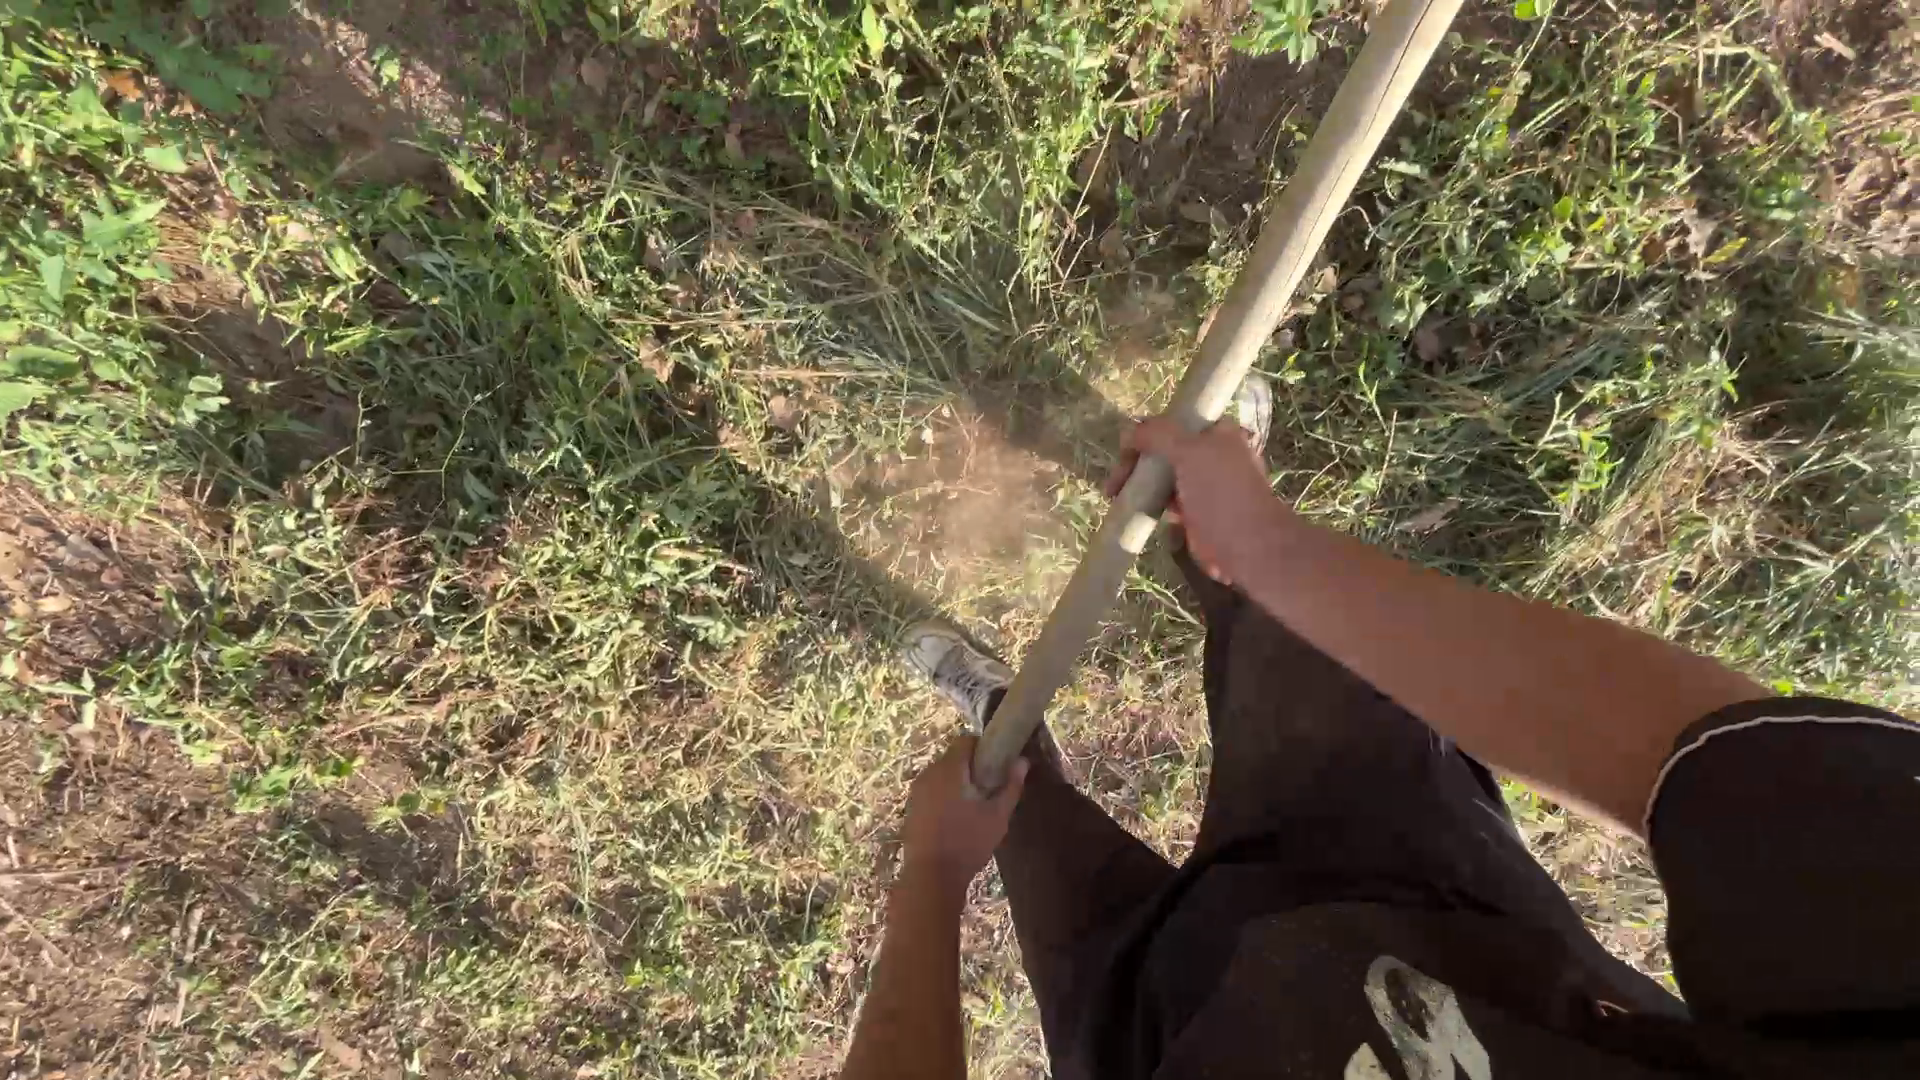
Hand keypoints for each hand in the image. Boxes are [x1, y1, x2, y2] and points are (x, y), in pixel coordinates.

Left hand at [900, 737, 1028, 900]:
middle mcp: (929, 773)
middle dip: (971, 767)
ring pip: (941, 775)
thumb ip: (1011, 785)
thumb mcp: (997, 815)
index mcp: (949, 769)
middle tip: (988, 788)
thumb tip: (1022, 761)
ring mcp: (917, 791)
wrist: (931, 876)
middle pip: (952, 758)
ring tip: (973, 806)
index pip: (965, 740)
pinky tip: (955, 819)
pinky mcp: (912, 807)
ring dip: (957, 782)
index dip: (982, 747)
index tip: (995, 764)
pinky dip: (944, 795)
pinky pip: (931, 790)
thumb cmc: (968, 842)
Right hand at [1105, 415, 1283, 583]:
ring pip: (1162, 476)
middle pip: (1163, 450)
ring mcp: (1203, 485)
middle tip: (1115, 484)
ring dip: (1139, 484)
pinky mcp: (1195, 512)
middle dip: (1137, 463)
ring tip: (1117, 497)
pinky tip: (1133, 510)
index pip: (1173, 423)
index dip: (1146, 434)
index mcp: (1217, 433)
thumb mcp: (1189, 451)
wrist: (1246, 545)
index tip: (1126, 452)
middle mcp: (1211, 455)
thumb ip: (1157, 434)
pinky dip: (1148, 503)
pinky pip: (1165, 500)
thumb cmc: (1221, 492)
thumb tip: (1129, 431)